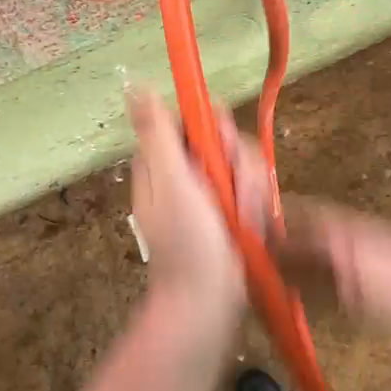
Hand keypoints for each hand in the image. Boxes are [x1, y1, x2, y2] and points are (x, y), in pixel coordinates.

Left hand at [125, 88, 270, 315]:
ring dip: (249, 191)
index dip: (213, 128)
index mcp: (162, 158)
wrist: (208, 305)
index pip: (194, 116)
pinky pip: (251, 188)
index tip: (220, 150)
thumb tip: (135, 85)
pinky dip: (255, 207)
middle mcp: (184, 168)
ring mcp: (208, 190)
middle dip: (238, 165)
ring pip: (242, 162)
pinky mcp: (229, 209)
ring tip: (243, 219)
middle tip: (234, 193)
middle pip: (223, 137)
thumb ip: (157, 133)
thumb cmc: (187, 244)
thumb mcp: (170, 182)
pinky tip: (250, 227)